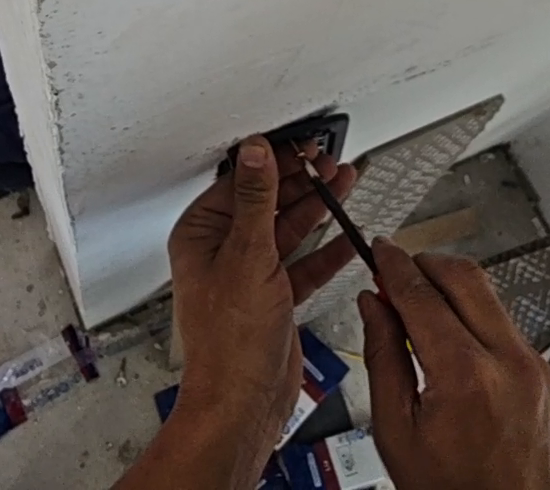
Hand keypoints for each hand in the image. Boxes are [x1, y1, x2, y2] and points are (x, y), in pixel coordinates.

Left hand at [119, 136, 356, 489]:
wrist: (244, 404)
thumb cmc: (229, 340)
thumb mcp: (247, 255)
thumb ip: (256, 199)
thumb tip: (256, 151)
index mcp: (203, 233)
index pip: (242, 181)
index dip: (275, 160)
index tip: (304, 145)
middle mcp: (224, 249)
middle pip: (269, 200)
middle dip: (303, 181)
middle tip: (331, 162)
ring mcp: (251, 271)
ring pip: (289, 228)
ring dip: (319, 207)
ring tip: (345, 181)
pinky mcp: (275, 294)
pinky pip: (304, 261)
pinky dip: (326, 249)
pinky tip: (347, 235)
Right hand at [359, 240, 549, 489]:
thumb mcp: (396, 432)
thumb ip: (382, 356)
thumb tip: (371, 304)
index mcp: (467, 378)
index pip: (422, 295)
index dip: (394, 265)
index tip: (378, 249)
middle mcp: (509, 362)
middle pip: (464, 276)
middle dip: (424, 263)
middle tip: (394, 270)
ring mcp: (532, 365)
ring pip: (487, 292)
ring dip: (447, 285)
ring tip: (415, 306)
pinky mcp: (542, 371)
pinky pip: (501, 319)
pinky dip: (470, 310)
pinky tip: (446, 331)